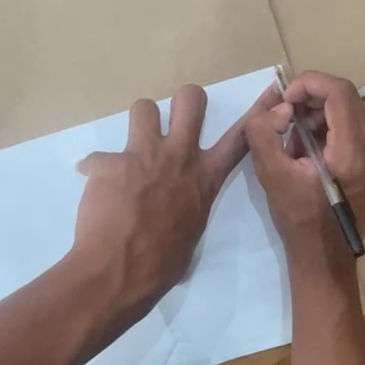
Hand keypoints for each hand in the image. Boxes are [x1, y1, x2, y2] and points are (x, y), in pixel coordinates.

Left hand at [71, 84, 249, 313]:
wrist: (120, 271)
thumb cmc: (164, 262)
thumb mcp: (194, 230)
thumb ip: (191, 204)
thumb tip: (179, 205)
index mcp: (206, 178)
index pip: (239, 138)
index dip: (256, 112)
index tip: (268, 93)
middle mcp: (178, 156)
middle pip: (190, 100)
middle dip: (186, 101)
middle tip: (177, 117)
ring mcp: (143, 155)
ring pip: (143, 107)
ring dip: (139, 124)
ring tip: (134, 147)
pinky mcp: (108, 163)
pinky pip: (97, 158)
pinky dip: (96, 170)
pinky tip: (96, 188)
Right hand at [243, 71, 364, 274]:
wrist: (324, 259)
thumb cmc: (298, 220)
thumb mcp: (271, 175)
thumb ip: (264, 133)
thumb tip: (277, 108)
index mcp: (351, 152)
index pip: (340, 93)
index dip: (310, 83)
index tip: (285, 98)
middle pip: (346, 99)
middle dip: (312, 96)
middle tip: (285, 112)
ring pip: (348, 114)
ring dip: (317, 114)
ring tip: (291, 137)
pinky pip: (348, 133)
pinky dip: (324, 130)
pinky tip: (303, 151)